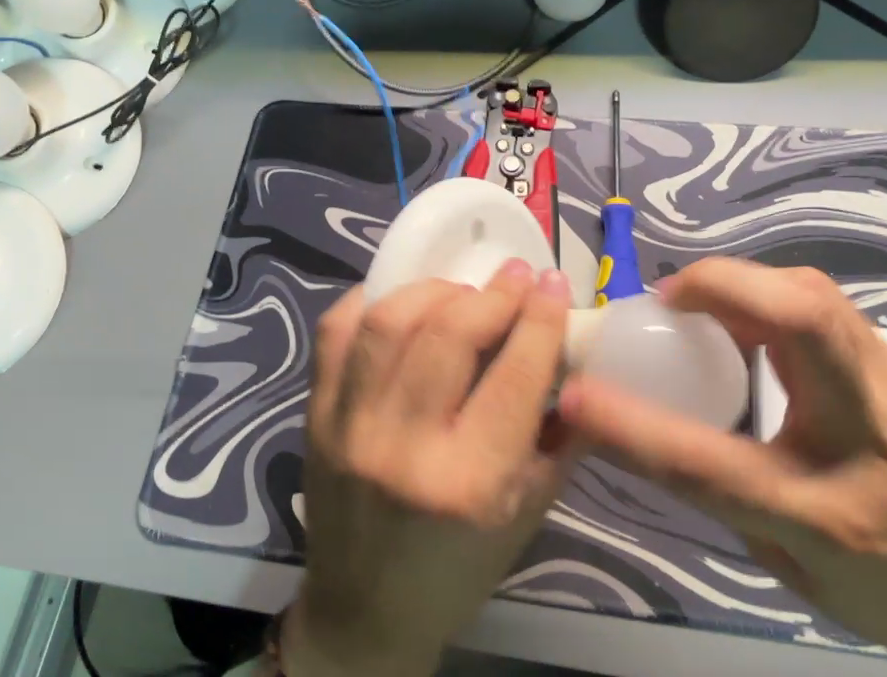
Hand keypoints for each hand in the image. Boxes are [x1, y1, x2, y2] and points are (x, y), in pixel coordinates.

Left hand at [284, 261, 575, 676]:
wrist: (365, 610)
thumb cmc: (460, 567)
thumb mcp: (530, 511)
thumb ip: (560, 433)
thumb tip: (573, 350)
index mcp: (472, 484)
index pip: (516, 373)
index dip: (540, 317)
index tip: (552, 284)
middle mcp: (406, 447)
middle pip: (450, 333)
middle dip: (492, 293)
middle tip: (514, 277)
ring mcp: (349, 427)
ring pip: (390, 322)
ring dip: (434, 290)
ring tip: (461, 290)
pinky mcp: (314, 416)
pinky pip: (335, 333)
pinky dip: (371, 302)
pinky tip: (402, 302)